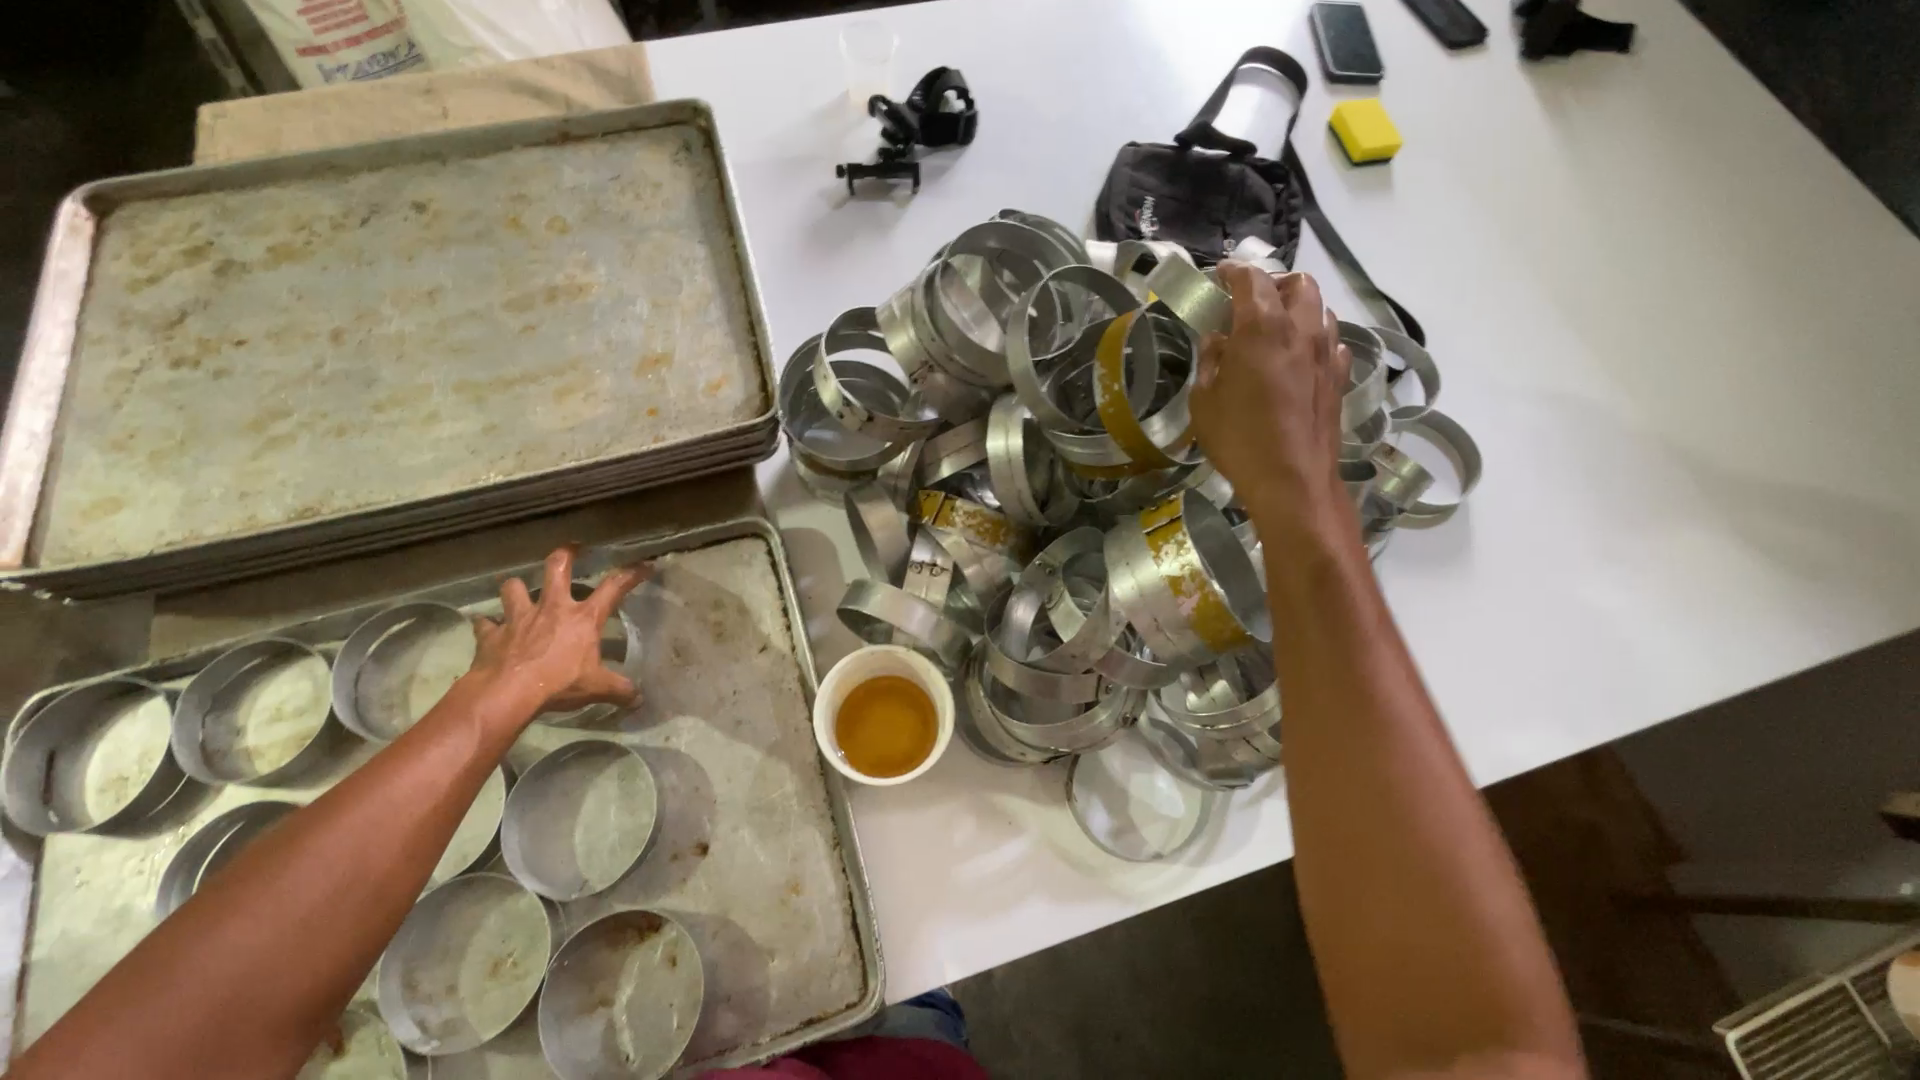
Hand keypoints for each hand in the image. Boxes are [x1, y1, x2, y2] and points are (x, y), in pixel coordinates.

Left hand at [468, 547, 650, 718]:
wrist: (508, 693)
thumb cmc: (558, 684)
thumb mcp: (597, 688)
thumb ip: (619, 690)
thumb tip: (639, 699)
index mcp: (583, 618)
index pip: (613, 588)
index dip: (631, 574)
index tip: (643, 565)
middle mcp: (551, 608)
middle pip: (556, 567)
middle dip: (565, 554)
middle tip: (571, 549)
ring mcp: (519, 618)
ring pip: (513, 587)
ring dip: (516, 588)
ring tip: (519, 591)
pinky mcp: (492, 634)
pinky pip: (484, 624)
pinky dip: (486, 625)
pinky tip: (487, 628)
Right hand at [1190, 264, 1354, 544]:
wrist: (1292, 481)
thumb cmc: (1239, 440)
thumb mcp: (1205, 400)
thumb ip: (1211, 361)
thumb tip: (1218, 341)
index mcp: (1261, 328)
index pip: (1250, 280)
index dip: (1232, 272)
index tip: (1218, 276)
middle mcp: (1300, 329)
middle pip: (1297, 284)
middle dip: (1273, 284)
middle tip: (1249, 301)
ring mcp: (1326, 352)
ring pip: (1319, 308)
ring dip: (1297, 307)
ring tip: (1275, 326)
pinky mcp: (1338, 377)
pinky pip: (1330, 340)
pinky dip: (1313, 336)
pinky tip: (1297, 357)